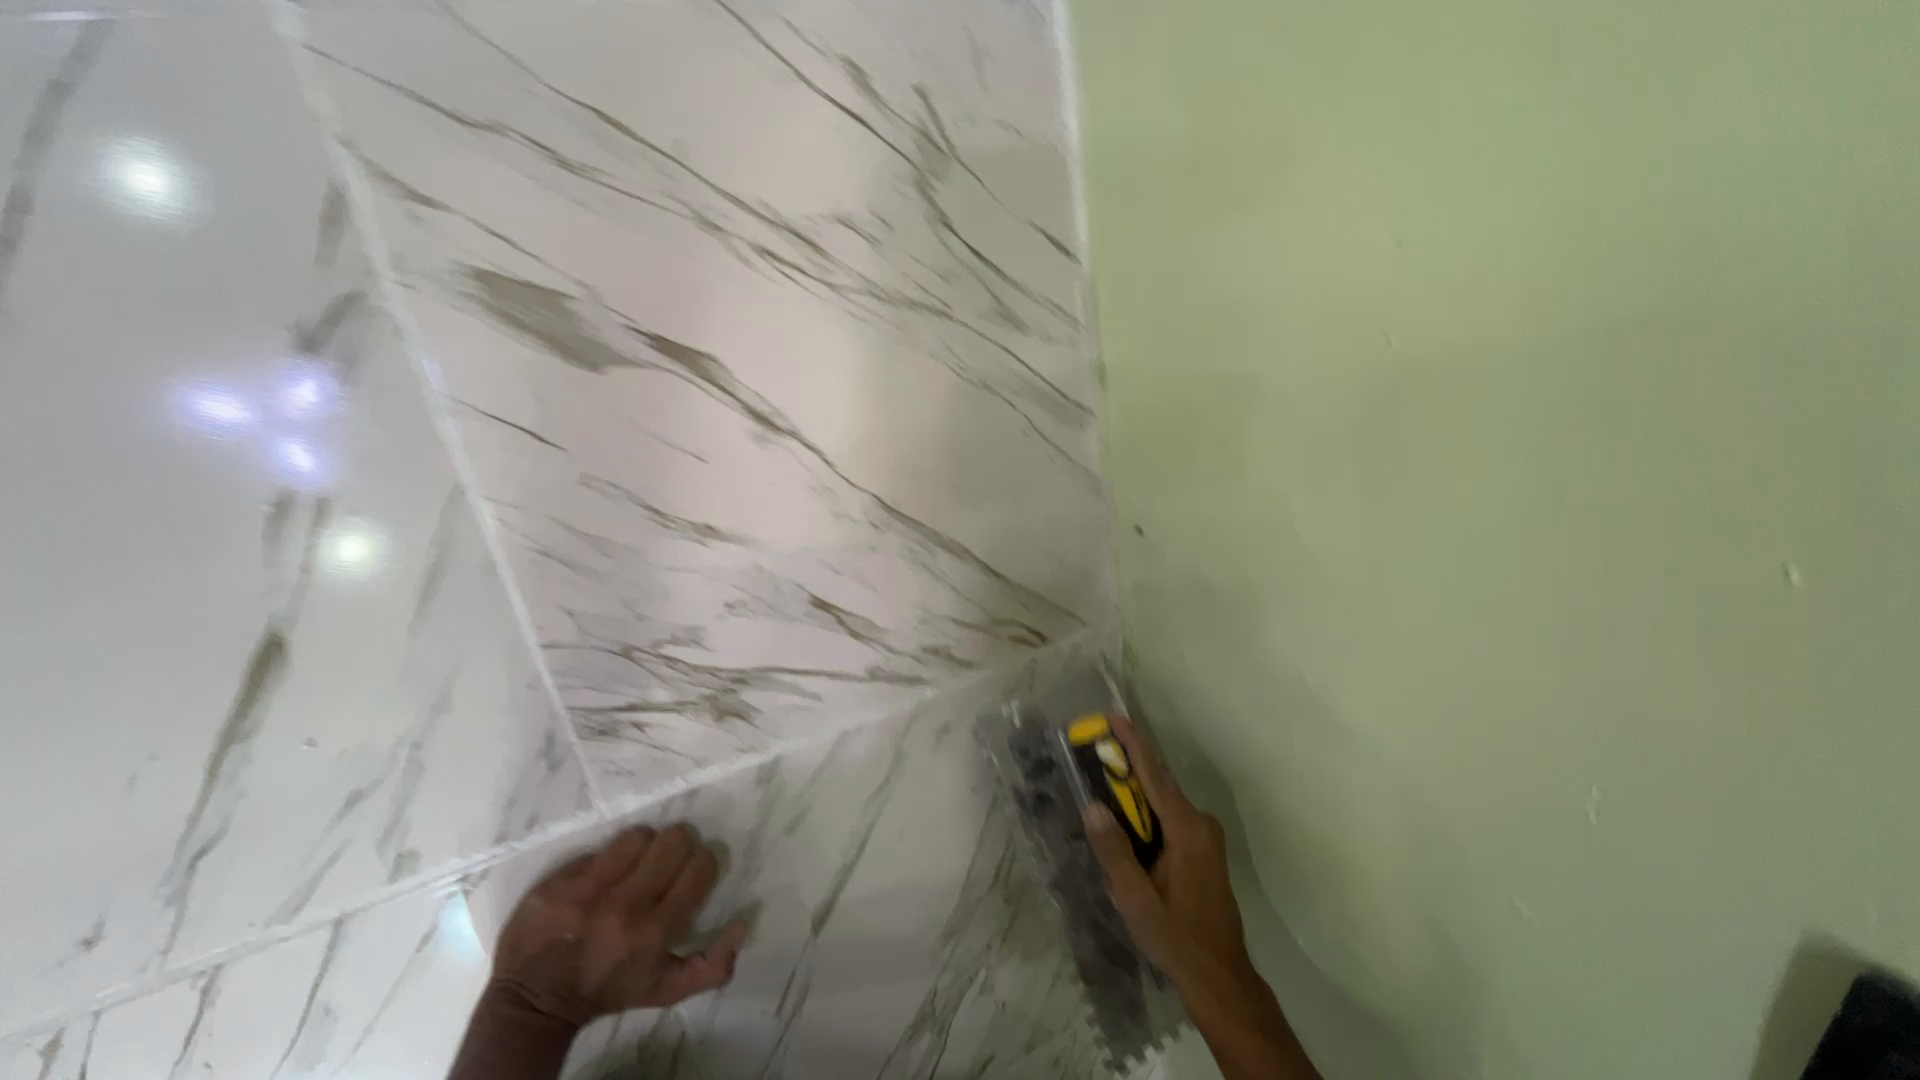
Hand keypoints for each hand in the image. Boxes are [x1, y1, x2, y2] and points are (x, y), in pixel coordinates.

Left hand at [488, 823, 749, 1027]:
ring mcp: (586, 889)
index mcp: (654, 931)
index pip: (700, 868)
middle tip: (669, 863)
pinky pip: (597, 850)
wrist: (533, 1001)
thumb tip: (743, 923)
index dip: (704, 865)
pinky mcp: (556, 880)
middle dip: (679, 848)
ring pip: (637, 835)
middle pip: (674, 841)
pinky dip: (605, 862)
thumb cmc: (608, 991)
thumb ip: (713, 965)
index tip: (695, 874)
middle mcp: (623, 905)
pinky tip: (600, 879)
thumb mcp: (666, 991)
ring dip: (643, 848)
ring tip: (635, 865)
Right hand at [1082, 715, 1251, 988]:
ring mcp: (1206, 838)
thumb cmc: (1175, 936)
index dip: (1133, 744)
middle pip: (1158, 785)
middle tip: (1094, 751)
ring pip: (1164, 804)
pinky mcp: (1204, 852)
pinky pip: (1170, 820)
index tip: (1114, 717)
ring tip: (1101, 784)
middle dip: (1126, 766)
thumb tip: (1093, 806)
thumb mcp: (1134, 897)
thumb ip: (1114, 850)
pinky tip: (1124, 824)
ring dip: (1134, 794)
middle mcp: (1200, 825)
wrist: (1219, 975)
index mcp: (1186, 830)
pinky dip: (1146, 814)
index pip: (1154, 776)